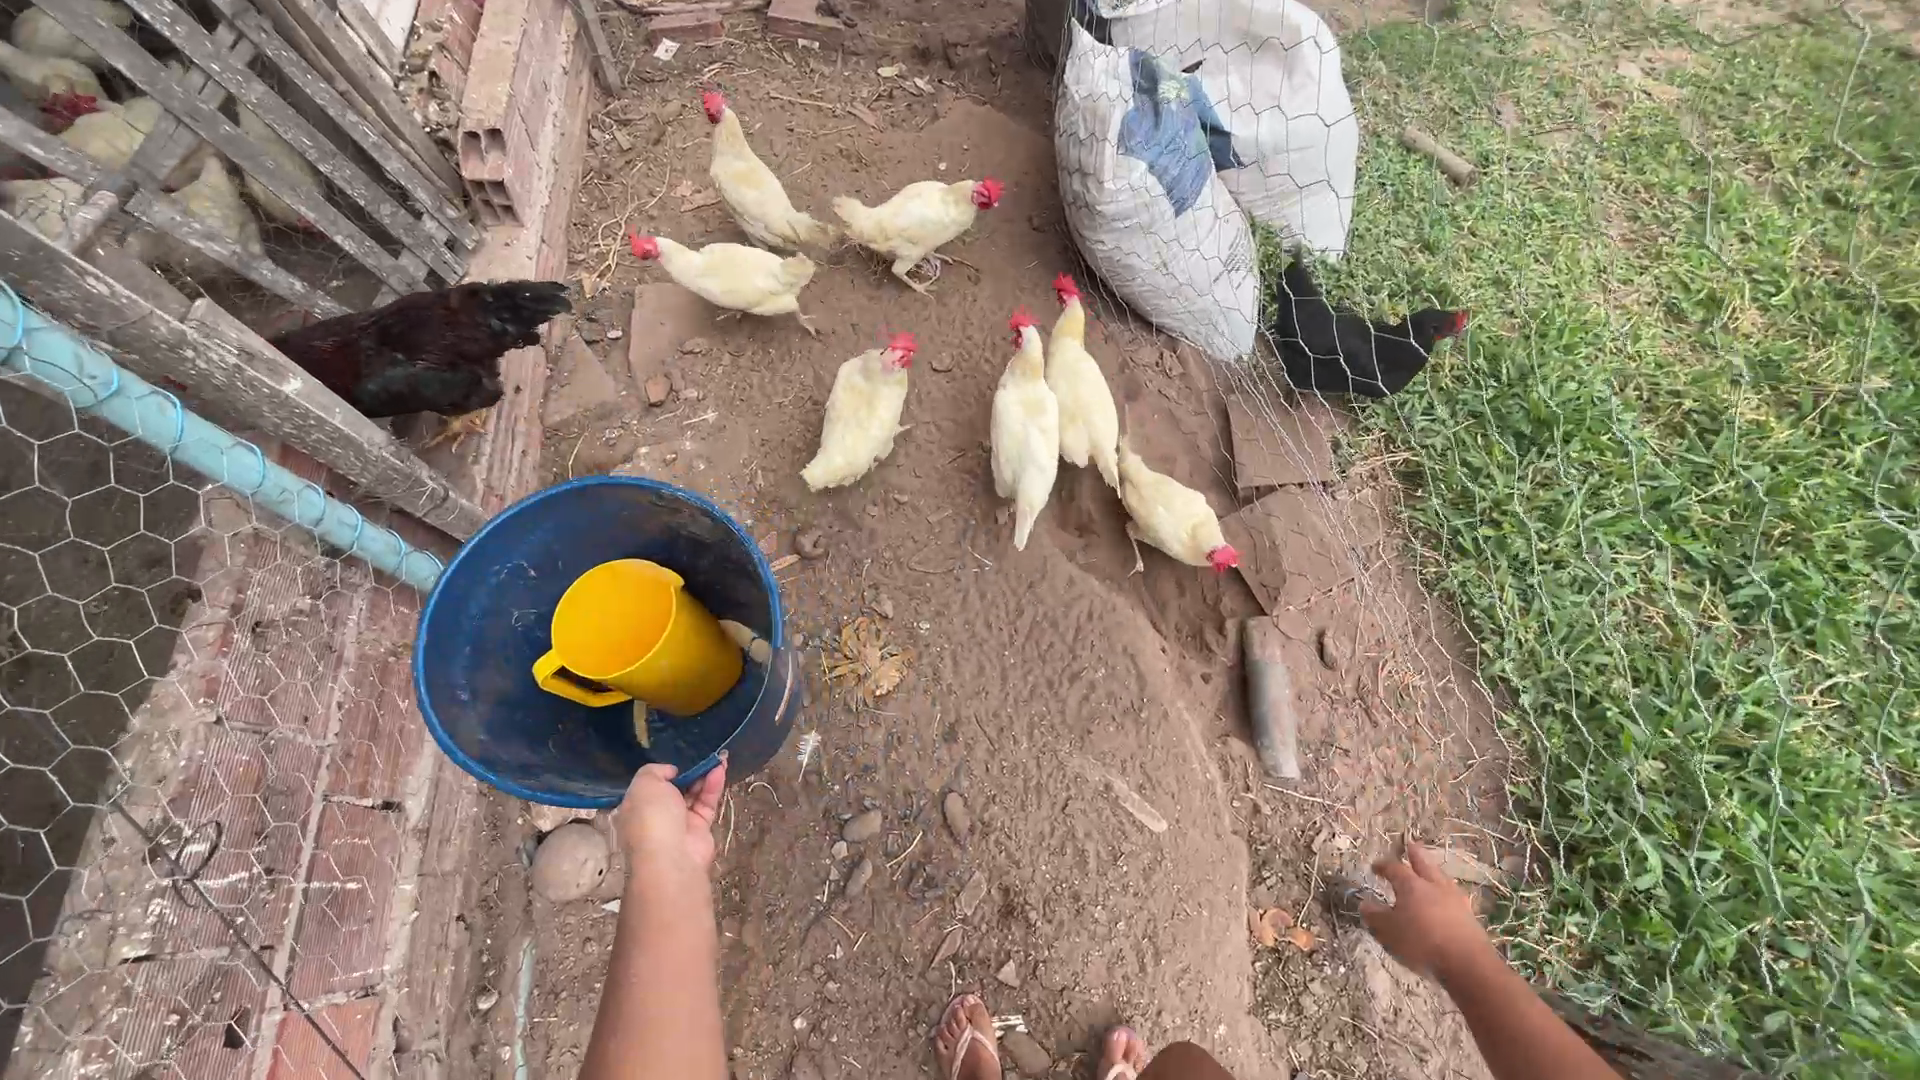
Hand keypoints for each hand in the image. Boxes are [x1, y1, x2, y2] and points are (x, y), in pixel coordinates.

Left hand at [614, 755, 726, 873]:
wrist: (671, 856)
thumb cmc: (651, 817)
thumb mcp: (644, 784)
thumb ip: (654, 770)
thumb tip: (670, 771)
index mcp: (636, 806)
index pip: (649, 785)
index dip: (663, 771)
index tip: (677, 757)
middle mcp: (656, 814)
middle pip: (674, 788)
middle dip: (688, 771)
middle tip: (702, 753)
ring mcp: (679, 822)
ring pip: (693, 793)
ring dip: (704, 775)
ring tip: (718, 756)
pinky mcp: (700, 827)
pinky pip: (706, 802)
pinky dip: (713, 785)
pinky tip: (720, 769)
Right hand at [1360, 841, 1492, 981]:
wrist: (1468, 964)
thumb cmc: (1422, 942)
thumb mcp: (1388, 931)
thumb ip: (1375, 916)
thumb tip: (1365, 904)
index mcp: (1411, 885)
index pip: (1394, 868)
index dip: (1383, 866)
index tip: (1375, 867)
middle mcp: (1434, 886)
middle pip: (1424, 864)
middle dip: (1415, 854)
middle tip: (1411, 845)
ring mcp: (1456, 901)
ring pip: (1442, 878)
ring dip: (1434, 872)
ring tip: (1431, 871)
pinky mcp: (1470, 917)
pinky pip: (1455, 897)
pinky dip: (1447, 894)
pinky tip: (1446, 900)